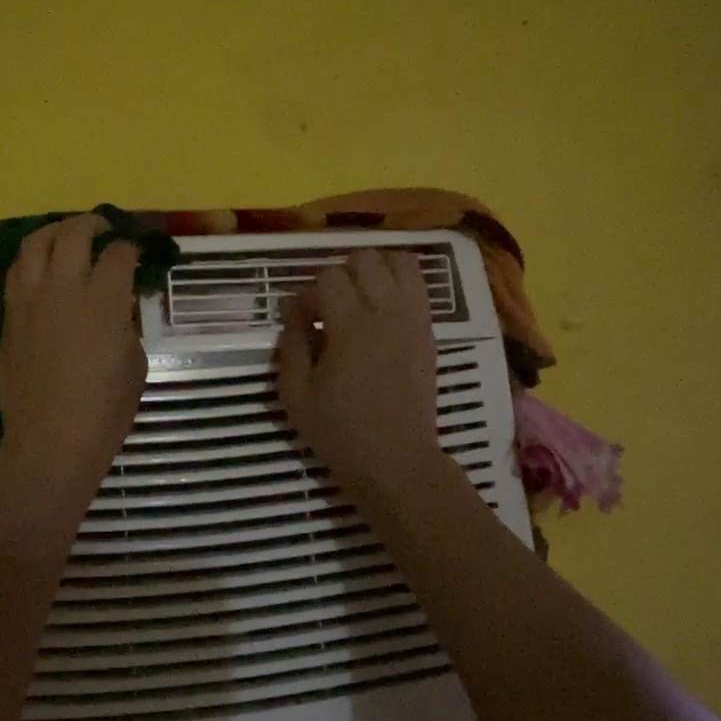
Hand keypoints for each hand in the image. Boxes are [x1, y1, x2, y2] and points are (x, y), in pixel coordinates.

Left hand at [0, 213, 145, 492]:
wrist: (49, 441)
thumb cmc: (104, 411)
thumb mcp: (134, 364)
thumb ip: (125, 324)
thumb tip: (117, 306)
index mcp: (103, 302)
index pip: (118, 253)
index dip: (131, 246)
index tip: (136, 250)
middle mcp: (63, 289)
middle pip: (73, 234)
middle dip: (93, 224)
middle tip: (103, 229)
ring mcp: (30, 300)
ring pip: (35, 243)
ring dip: (55, 231)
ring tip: (67, 236)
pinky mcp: (9, 315)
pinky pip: (17, 271)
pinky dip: (32, 259)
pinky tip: (42, 266)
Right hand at [276, 249, 448, 496]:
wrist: (396, 460)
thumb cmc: (339, 431)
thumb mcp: (295, 394)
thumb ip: (291, 345)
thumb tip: (295, 313)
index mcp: (351, 328)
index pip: (328, 277)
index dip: (307, 294)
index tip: (300, 322)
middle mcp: (387, 313)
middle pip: (364, 259)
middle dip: (339, 274)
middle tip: (328, 308)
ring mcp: (414, 320)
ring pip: (399, 261)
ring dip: (373, 271)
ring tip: (358, 298)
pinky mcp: (429, 332)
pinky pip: (419, 285)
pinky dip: (398, 283)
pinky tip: (381, 307)